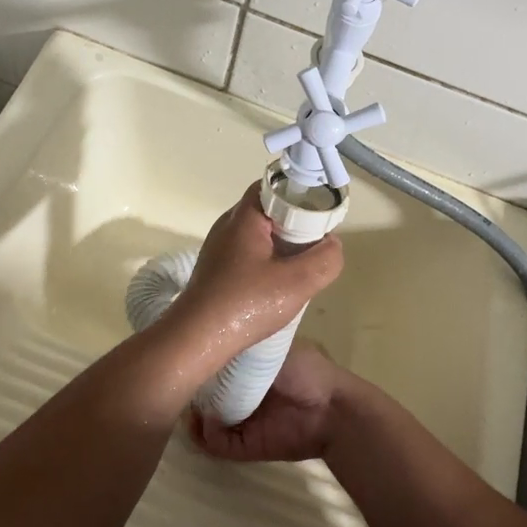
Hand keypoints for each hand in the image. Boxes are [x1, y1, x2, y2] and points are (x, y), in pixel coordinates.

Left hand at [167, 183, 342, 353]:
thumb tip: (331, 244)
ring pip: (260, 235)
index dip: (301, 196)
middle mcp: (227, 226)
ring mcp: (218, 248)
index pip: (275, 187)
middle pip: (269, 211)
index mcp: (243, 217)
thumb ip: (325, 259)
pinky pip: (248, 254)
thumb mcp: (297, 283)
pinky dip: (267, 262)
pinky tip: (276, 287)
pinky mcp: (216, 270)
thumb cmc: (245, 304)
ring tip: (300, 269)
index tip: (320, 218)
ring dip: (282, 247)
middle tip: (315, 247)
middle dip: (296, 225)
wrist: (195, 339)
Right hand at [187, 342, 359, 461]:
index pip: (217, 367)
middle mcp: (243, 395)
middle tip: (178, 381)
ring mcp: (243, 421)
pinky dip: (206, 436)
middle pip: (207, 395)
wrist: (330, 409)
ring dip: (194, 415)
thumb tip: (211, 342)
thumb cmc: (305, 370)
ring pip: (207, 421)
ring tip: (185, 403)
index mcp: (251, 369)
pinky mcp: (246, 446)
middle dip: (192, 391)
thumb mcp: (271, 347)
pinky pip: (217, 444)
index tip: (184, 355)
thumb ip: (241, 348)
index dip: (201, 363)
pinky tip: (203, 423)